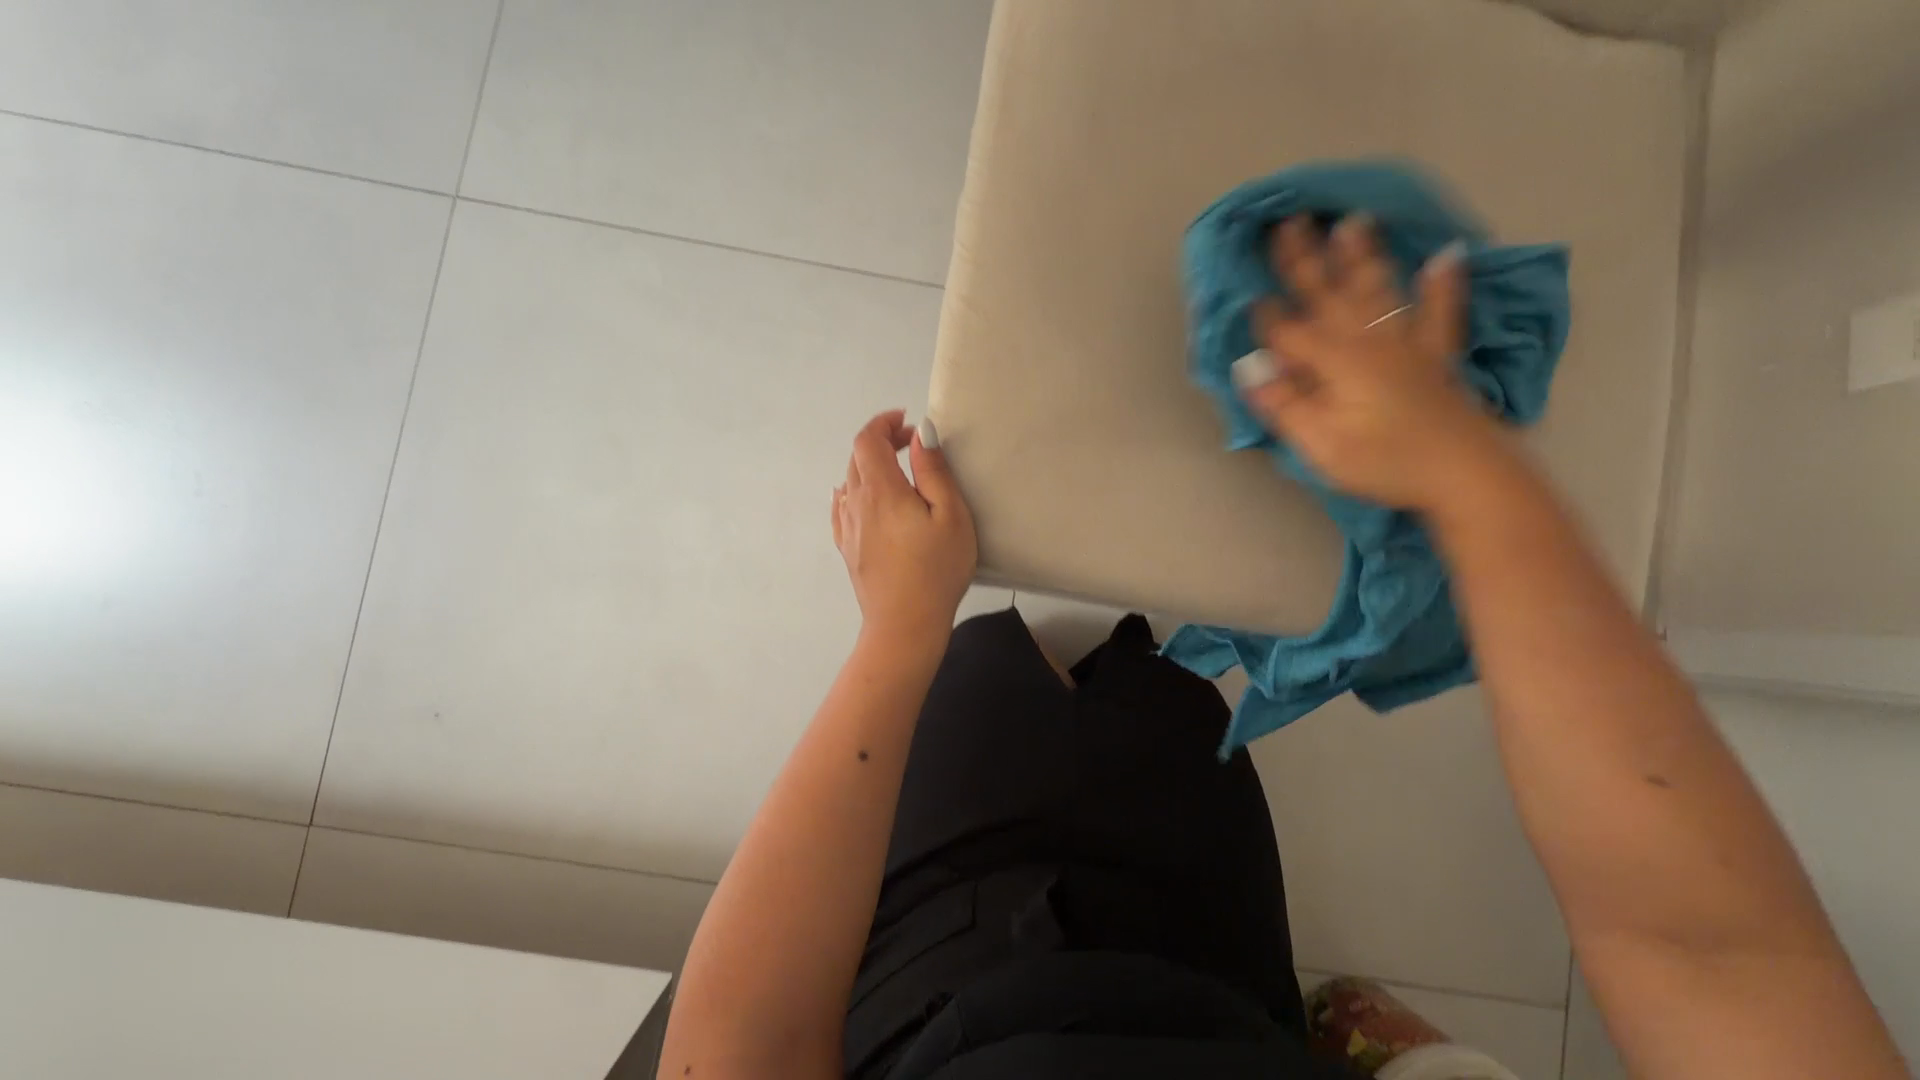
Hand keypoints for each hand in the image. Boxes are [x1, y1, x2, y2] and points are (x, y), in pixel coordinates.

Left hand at [832, 410, 977, 643]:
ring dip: (870, 467)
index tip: (906, 422)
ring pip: (849, 482)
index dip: (883, 424)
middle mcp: (856, 503)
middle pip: (857, 458)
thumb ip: (933, 471)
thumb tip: (920, 435)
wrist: (904, 624)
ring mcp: (847, 528)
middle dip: (881, 442)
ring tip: (898, 472)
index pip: (867, 440)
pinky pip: (842, 507)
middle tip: (912, 446)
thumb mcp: (950, 515)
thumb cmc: (936, 569)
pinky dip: (853, 491)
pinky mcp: (847, 549)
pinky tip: (863, 499)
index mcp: (881, 489)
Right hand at [1236, 215, 1509, 510]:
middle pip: (1330, 294)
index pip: (1290, 332)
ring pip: (1379, 290)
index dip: (1267, 316)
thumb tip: (1250, 368)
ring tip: (1353, 221)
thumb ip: (1285, 404)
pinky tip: (1446, 257)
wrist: (1466, 475)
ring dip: (1363, 256)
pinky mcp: (1437, 357)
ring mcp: (1407, 345)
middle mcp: (1369, 341)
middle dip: (1306, 259)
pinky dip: (1443, 285)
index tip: (1247, 294)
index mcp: (1337, 362)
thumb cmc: (1386, 463)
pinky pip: (1441, 312)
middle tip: (1290, 221)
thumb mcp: (1322, 444)